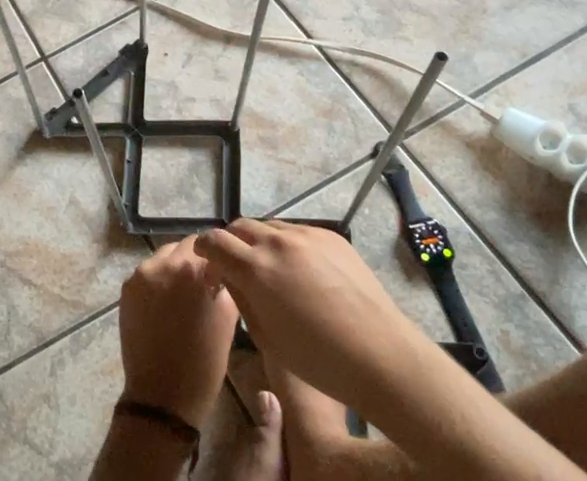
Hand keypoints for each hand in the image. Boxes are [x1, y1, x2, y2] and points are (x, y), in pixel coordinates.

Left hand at [117, 235, 238, 428]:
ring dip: (175, 268)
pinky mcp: (126, 288)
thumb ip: (225, 283)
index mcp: (194, 268)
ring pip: (163, 258)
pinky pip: (147, 274)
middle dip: (195, 259)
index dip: (217, 254)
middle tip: (204, 280)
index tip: (222, 265)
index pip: (210, 243)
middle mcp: (164, 263)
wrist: (164, 393)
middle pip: (184, 247)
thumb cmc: (205, 360)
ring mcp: (141, 274)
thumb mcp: (228, 317)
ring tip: (183, 293)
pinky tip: (165, 303)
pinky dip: (158, 281)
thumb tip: (222, 268)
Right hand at [195, 219, 433, 416]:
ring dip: (261, 242)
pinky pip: (298, 233)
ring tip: (272, 269)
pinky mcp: (332, 237)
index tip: (206, 260)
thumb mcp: (266, 336)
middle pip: (240, 227)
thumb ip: (240, 298)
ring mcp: (307, 236)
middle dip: (231, 242)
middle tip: (236, 264)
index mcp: (255, 269)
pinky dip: (288, 245)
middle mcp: (277, 243)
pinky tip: (301, 271)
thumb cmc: (318, 359)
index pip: (214, 241)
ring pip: (270, 227)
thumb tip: (229, 275)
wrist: (381, 355)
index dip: (205, 248)